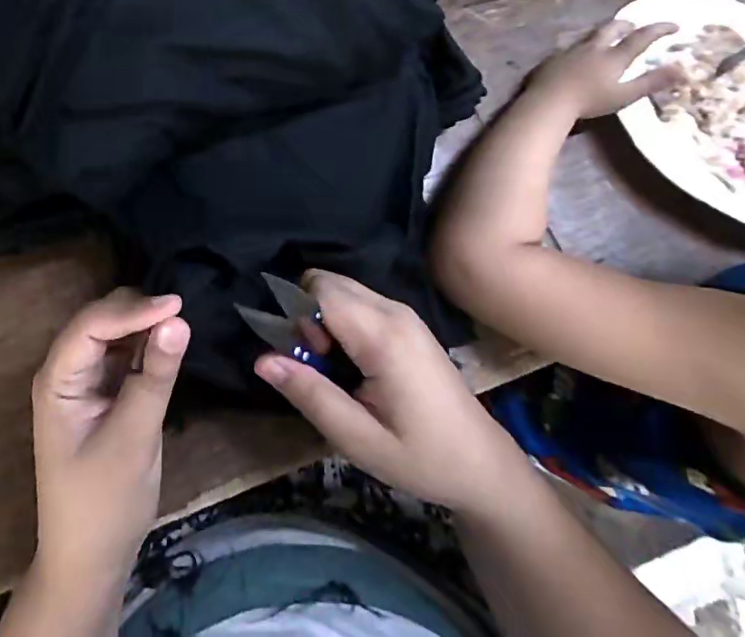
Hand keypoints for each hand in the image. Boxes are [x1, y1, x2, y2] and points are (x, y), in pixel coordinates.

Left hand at [30, 289, 189, 578]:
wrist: (91, 560)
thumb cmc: (104, 503)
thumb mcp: (134, 438)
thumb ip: (155, 376)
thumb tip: (179, 320)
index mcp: (57, 380)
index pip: (92, 325)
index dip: (134, 309)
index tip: (178, 304)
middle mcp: (67, 371)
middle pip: (101, 319)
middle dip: (139, 311)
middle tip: (183, 314)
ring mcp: (86, 380)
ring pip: (116, 332)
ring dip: (145, 325)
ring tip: (180, 325)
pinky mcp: (106, 392)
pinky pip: (126, 353)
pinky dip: (148, 344)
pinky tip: (170, 345)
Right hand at [254, 271, 532, 516]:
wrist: (482, 463)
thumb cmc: (422, 458)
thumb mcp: (358, 439)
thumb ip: (310, 394)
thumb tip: (262, 359)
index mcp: (384, 336)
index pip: (321, 289)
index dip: (298, 316)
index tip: (306, 358)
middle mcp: (394, 311)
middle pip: (328, 281)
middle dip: (306, 312)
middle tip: (316, 362)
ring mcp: (404, 312)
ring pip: (342, 287)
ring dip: (322, 316)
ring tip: (332, 366)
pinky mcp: (407, 321)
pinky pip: (358, 300)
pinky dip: (339, 319)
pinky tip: (350, 362)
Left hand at [521, 20, 683, 117]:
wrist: (547, 101)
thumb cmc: (588, 101)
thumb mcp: (624, 95)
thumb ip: (651, 82)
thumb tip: (682, 70)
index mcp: (612, 56)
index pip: (640, 37)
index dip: (659, 29)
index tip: (674, 25)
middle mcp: (592, 48)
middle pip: (611, 28)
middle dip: (625, 25)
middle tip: (633, 26)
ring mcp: (570, 51)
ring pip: (589, 35)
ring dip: (602, 32)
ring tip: (606, 36)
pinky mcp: (553, 58)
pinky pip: (571, 46)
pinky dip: (582, 47)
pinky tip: (577, 55)